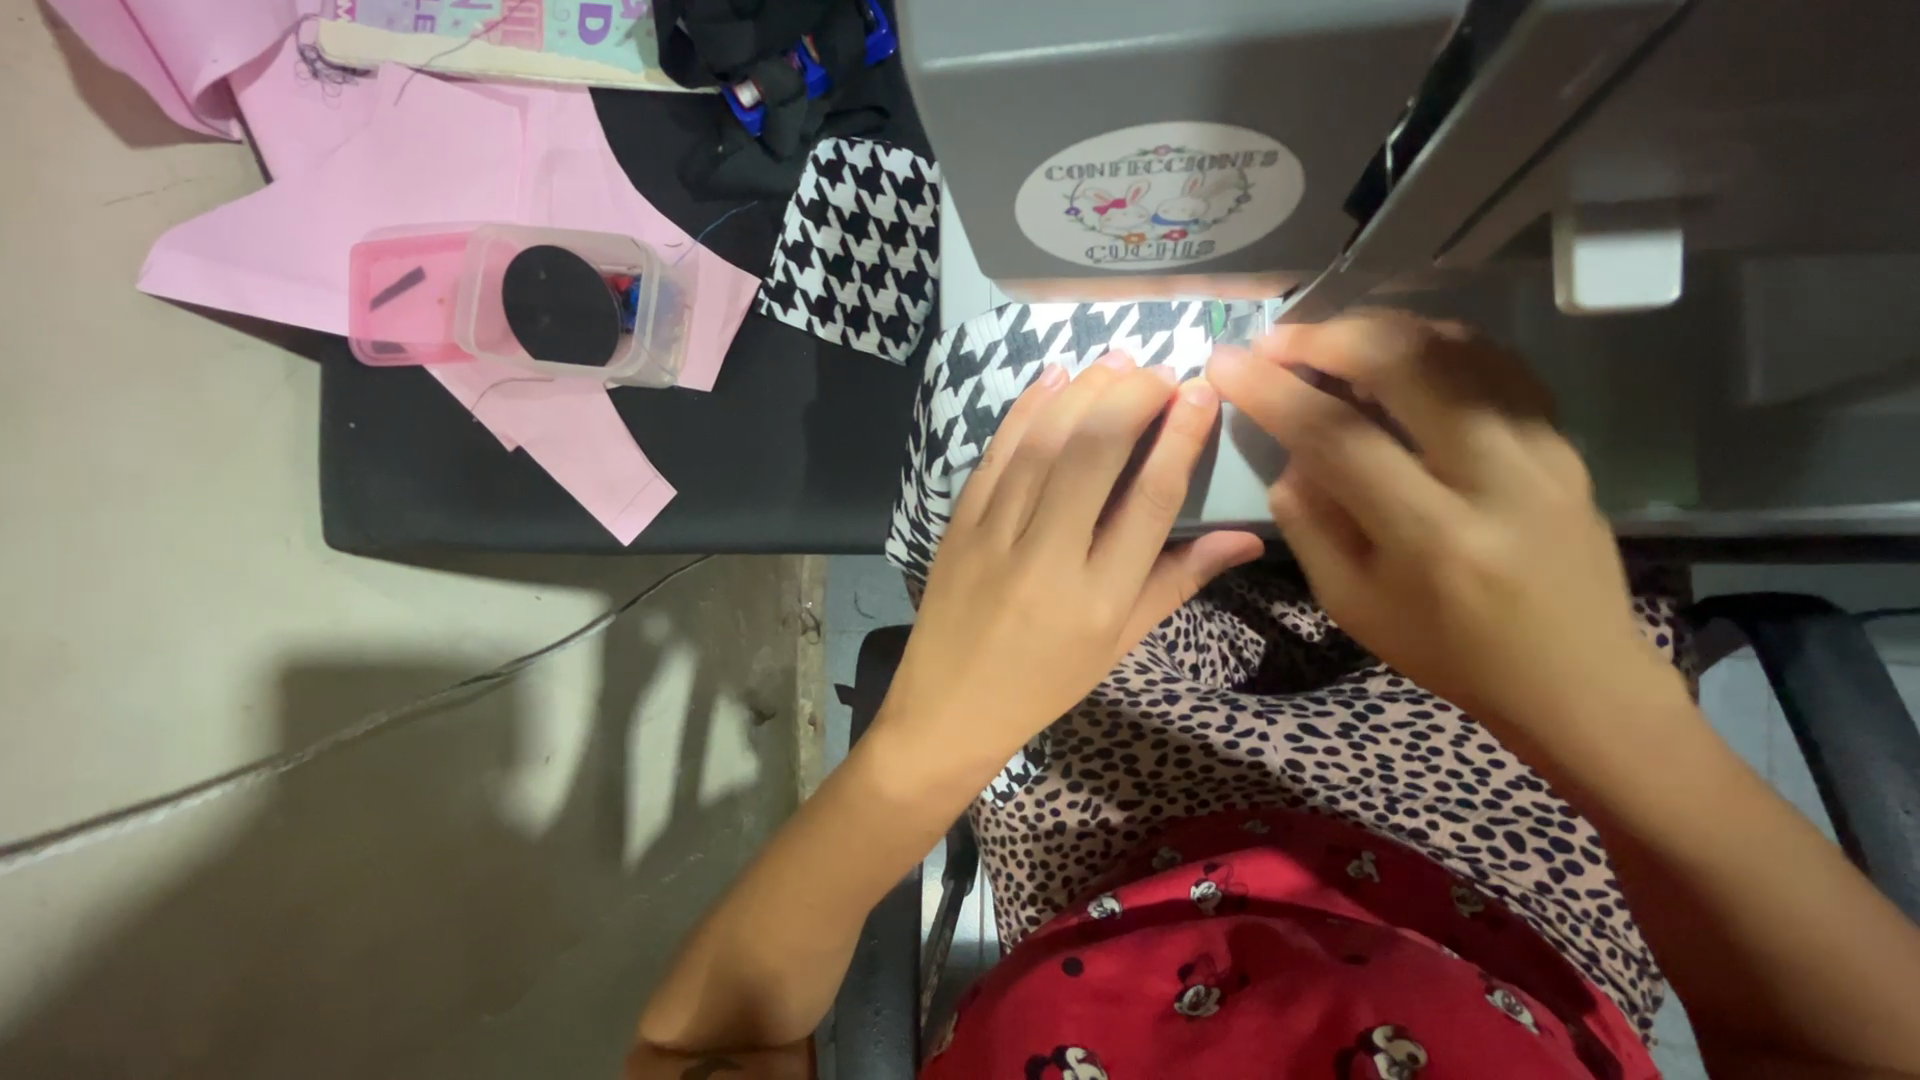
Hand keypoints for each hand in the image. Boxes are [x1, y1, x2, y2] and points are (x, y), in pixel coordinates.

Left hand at [880, 353, 1263, 766]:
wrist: (949, 707)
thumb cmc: (1045, 683)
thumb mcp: (1119, 643)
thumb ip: (1178, 581)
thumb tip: (1248, 536)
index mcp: (1097, 599)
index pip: (1148, 503)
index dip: (1180, 440)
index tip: (1200, 392)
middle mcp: (1046, 560)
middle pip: (1092, 458)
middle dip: (1130, 401)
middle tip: (1160, 370)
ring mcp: (993, 538)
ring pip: (1042, 447)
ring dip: (1081, 395)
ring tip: (1116, 362)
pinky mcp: (957, 525)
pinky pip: (995, 457)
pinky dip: (1024, 412)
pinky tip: (1052, 380)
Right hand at [1208, 313, 1679, 733]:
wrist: (1573, 675)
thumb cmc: (1444, 650)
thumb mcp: (1350, 603)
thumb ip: (1308, 522)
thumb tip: (1289, 452)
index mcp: (1429, 536)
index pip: (1338, 436)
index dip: (1273, 392)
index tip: (1228, 361)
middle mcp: (1494, 478)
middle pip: (1408, 364)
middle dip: (1330, 337)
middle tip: (1281, 342)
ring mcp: (1541, 450)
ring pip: (1458, 347)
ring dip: (1381, 330)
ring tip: (1332, 343)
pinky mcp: (1564, 440)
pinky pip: (1495, 364)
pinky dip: (1436, 344)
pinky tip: (1400, 354)